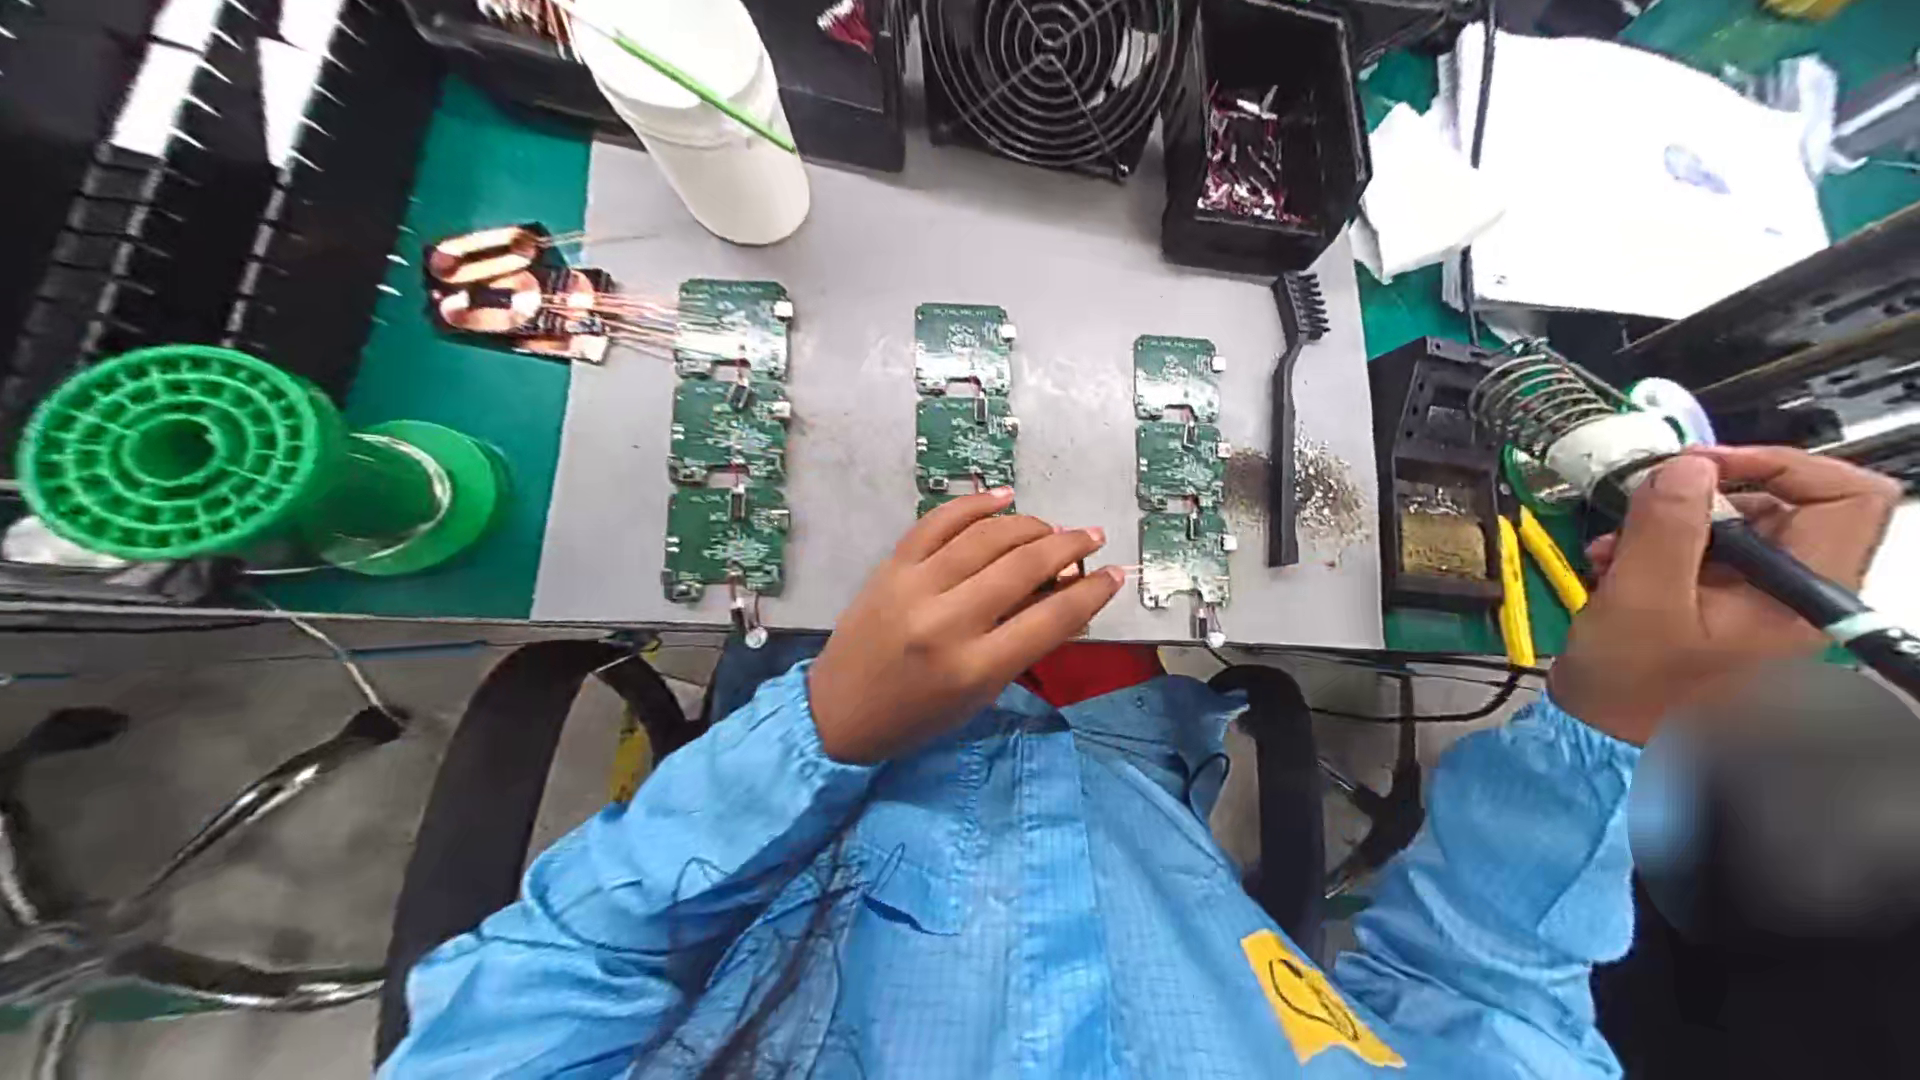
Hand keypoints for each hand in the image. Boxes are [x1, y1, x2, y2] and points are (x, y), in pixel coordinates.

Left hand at [807, 489, 1124, 762]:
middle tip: (1090, 538)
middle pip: (1022, 568)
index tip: (1112, 575)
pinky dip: (973, 506)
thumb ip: (1022, 646)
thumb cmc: (915, 717)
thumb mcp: (979, 695)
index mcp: (975, 668)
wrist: (838, 712)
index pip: (1050, 619)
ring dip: (1028, 525)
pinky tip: (1002, 498)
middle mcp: (946, 622)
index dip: (1090, 593)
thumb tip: (1064, 598)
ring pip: (984, 538)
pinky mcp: (890, 568)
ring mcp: (914, 588)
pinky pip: (937, 523)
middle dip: (1067, 548)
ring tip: (1052, 526)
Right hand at [1552, 445, 1900, 744]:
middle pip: (1782, 510)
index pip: (1842, 496)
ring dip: (1667, 527)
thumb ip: (1663, 531)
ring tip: (1613, 548)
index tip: (1694, 466)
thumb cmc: (1633, 680)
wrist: (1608, 731)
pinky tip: (1615, 563)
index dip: (1772, 465)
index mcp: (1802, 592)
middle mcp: (1795, 592)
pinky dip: (1656, 550)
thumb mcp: (1638, 599)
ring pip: (1734, 532)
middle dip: (1701, 501)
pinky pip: (1703, 558)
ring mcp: (1757, 602)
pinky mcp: (1718, 607)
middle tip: (1641, 505)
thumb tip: (1683, 468)